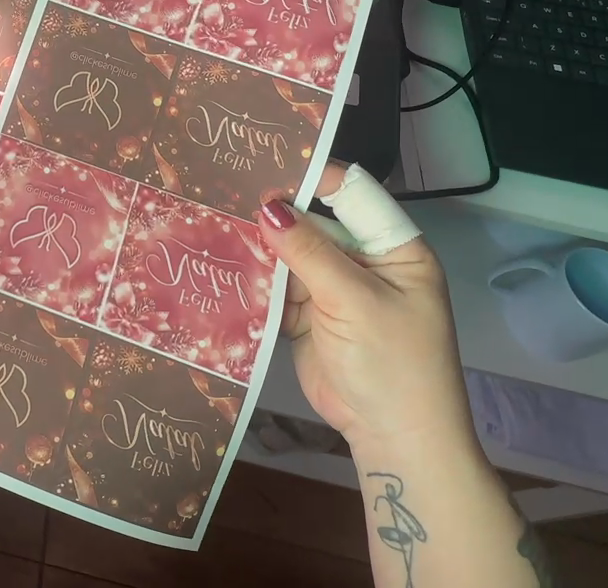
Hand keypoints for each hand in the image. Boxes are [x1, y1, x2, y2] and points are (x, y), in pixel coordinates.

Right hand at [245, 165, 472, 452]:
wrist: (392, 438)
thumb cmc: (392, 362)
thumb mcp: (354, 299)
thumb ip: (308, 251)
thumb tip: (267, 206)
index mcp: (392, 249)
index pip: (352, 195)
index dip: (313, 178)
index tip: (267, 169)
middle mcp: (362, 261)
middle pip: (313, 222)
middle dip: (276, 213)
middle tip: (226, 192)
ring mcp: (333, 288)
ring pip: (289, 253)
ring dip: (259, 246)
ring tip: (215, 221)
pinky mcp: (308, 313)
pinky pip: (276, 284)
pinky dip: (254, 278)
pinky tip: (223, 261)